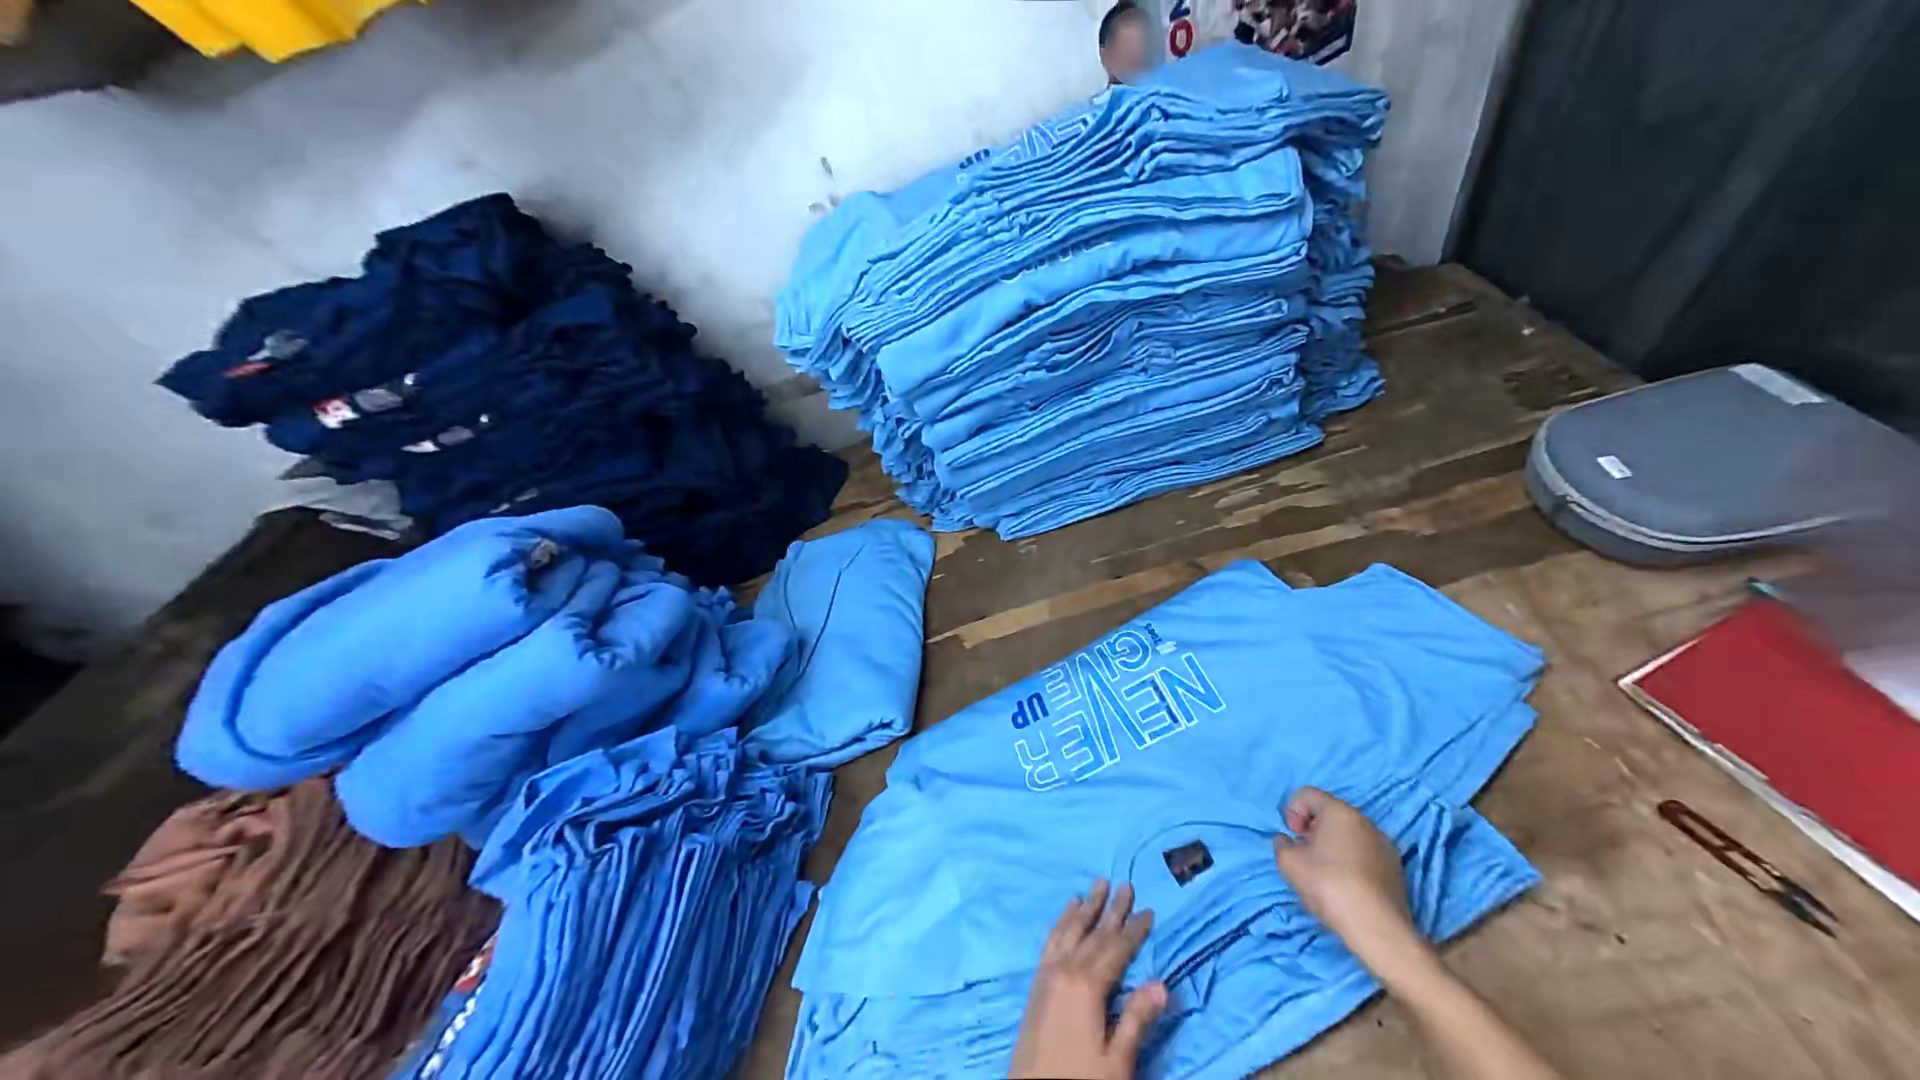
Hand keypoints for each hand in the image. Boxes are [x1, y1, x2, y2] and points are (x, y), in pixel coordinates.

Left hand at [1009, 880, 1166, 1079]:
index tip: (1149, 909)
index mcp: (1087, 986)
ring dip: (1084, 908)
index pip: (1116, 949)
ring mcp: (1047, 974)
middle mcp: (1065, 970)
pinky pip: (1050, 941)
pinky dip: (1060, 923)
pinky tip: (1065, 914)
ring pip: (1069, 930)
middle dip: (1111, 909)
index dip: (1134, 930)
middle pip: (1093, 933)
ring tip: (1095, 886)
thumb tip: (1162, 983)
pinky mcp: (1036, 984)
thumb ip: (1137, 1019)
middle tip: (1125, 884)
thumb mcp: (1116, 1062)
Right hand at [1272, 787, 1428, 976]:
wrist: (1377, 929)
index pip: (1307, 794)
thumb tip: (1288, 841)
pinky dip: (1350, 860)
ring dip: (1331, 845)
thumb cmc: (1328, 885)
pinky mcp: (1396, 869)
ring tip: (1324, 873)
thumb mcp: (1288, 862)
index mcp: (1340, 811)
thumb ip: (1282, 843)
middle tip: (1304, 854)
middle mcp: (1366, 822)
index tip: (1293, 837)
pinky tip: (1345, 885)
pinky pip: (1364, 853)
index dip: (1292, 811)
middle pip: (1329, 813)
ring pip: (1348, 834)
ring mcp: (1385, 846)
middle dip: (1312, 829)